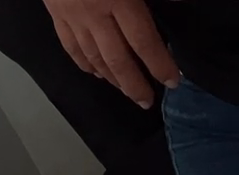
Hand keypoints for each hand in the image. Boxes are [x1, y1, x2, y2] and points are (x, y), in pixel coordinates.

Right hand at [44, 0, 178, 108]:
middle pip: (118, 60)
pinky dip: (84, 64)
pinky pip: (70, 46)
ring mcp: (72, 15)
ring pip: (94, 58)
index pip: (143, 41)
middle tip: (147, 102)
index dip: (160, 64)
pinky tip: (95, 73)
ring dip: (112, 79)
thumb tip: (184, 1)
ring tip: (126, 91)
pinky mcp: (54, 11)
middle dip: (134, 84)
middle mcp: (94, 13)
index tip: (173, 82)